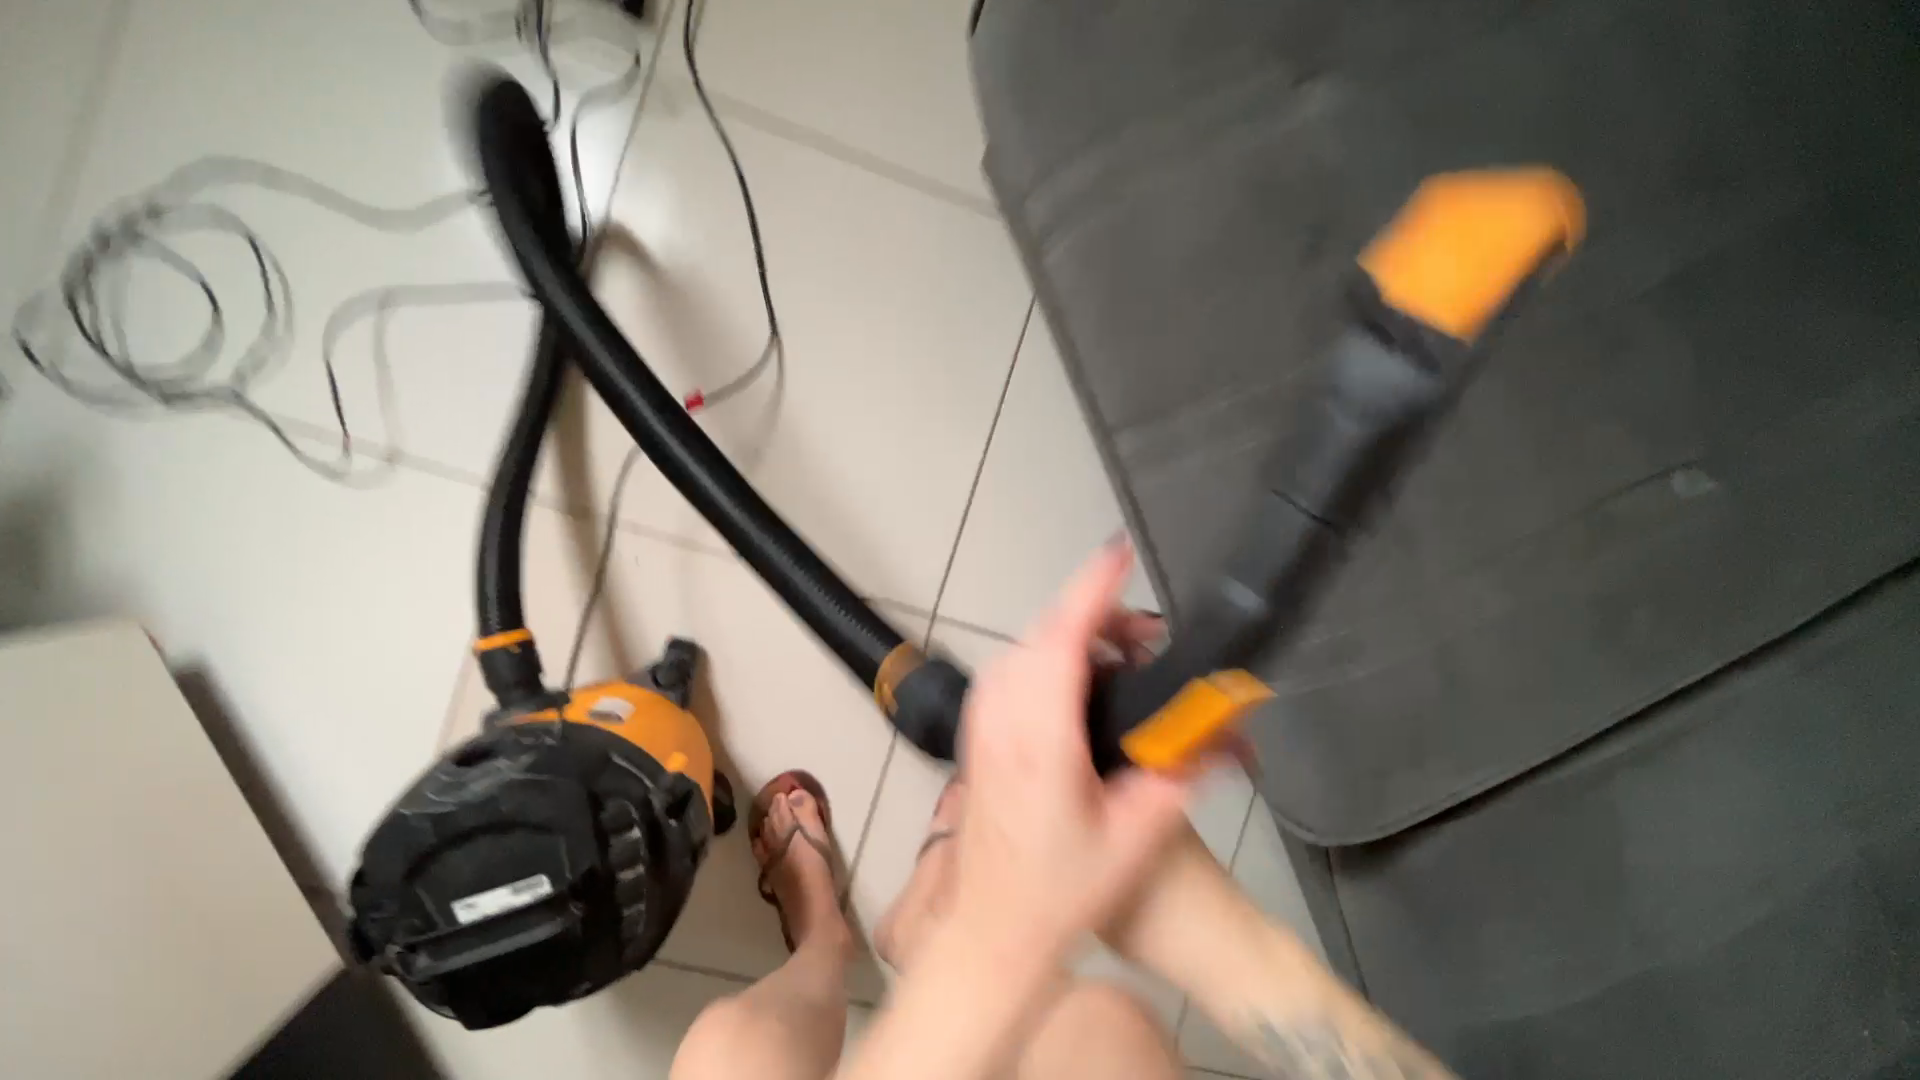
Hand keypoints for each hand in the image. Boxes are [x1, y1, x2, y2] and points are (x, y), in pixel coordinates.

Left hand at [946, 540, 1208, 960]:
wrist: (989, 928)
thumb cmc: (1059, 891)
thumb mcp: (1135, 839)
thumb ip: (1181, 777)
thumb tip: (1228, 734)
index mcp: (1039, 736)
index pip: (1063, 639)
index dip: (1093, 589)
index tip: (1120, 554)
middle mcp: (1001, 715)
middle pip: (1045, 632)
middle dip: (1097, 614)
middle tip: (1149, 637)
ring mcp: (982, 720)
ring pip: (1027, 646)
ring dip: (1072, 634)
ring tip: (1124, 657)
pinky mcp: (978, 730)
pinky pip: (1013, 668)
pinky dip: (1048, 655)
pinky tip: (1081, 681)